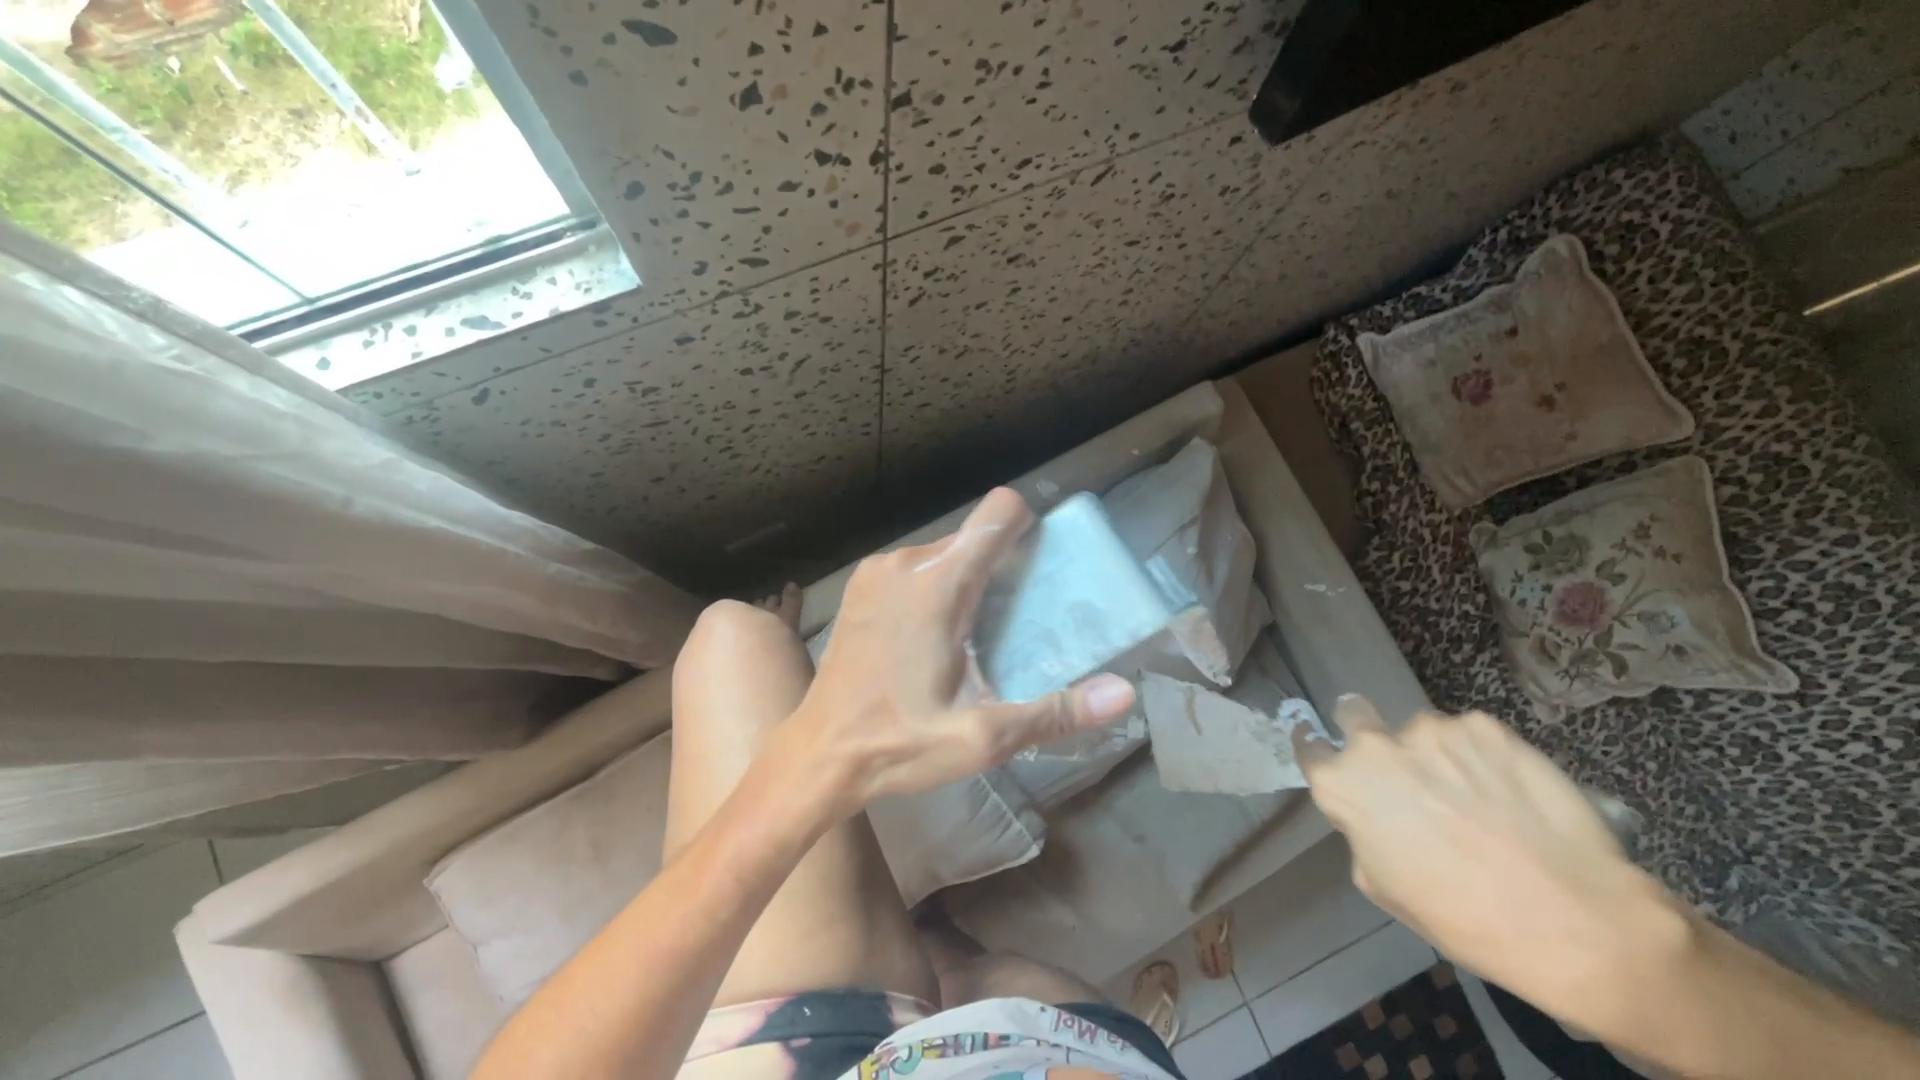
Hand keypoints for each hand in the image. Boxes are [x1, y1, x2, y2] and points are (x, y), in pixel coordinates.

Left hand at [787, 487, 1136, 813]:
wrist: (818, 756)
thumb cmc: (898, 744)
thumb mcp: (984, 737)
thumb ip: (1056, 712)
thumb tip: (1125, 694)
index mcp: (939, 583)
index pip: (998, 513)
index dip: (1029, 527)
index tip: (1043, 565)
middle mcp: (905, 562)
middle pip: (974, 538)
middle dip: (1003, 568)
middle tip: (1019, 622)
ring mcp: (876, 571)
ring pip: (944, 554)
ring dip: (968, 582)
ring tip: (979, 638)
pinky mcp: (860, 587)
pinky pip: (914, 568)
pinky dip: (935, 589)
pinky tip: (934, 640)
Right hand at [1294, 697, 1685, 1027]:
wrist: (1571, 917)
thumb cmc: (1462, 918)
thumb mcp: (1382, 885)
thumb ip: (1364, 829)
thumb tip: (1378, 811)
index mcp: (1344, 785)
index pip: (1309, 746)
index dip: (1316, 747)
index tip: (1326, 751)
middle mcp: (1378, 745)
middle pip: (1355, 713)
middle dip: (1370, 734)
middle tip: (1406, 772)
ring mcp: (1435, 730)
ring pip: (1422, 732)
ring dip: (1436, 754)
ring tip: (1475, 796)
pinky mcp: (1488, 727)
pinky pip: (1472, 736)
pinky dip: (1482, 757)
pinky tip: (1509, 794)